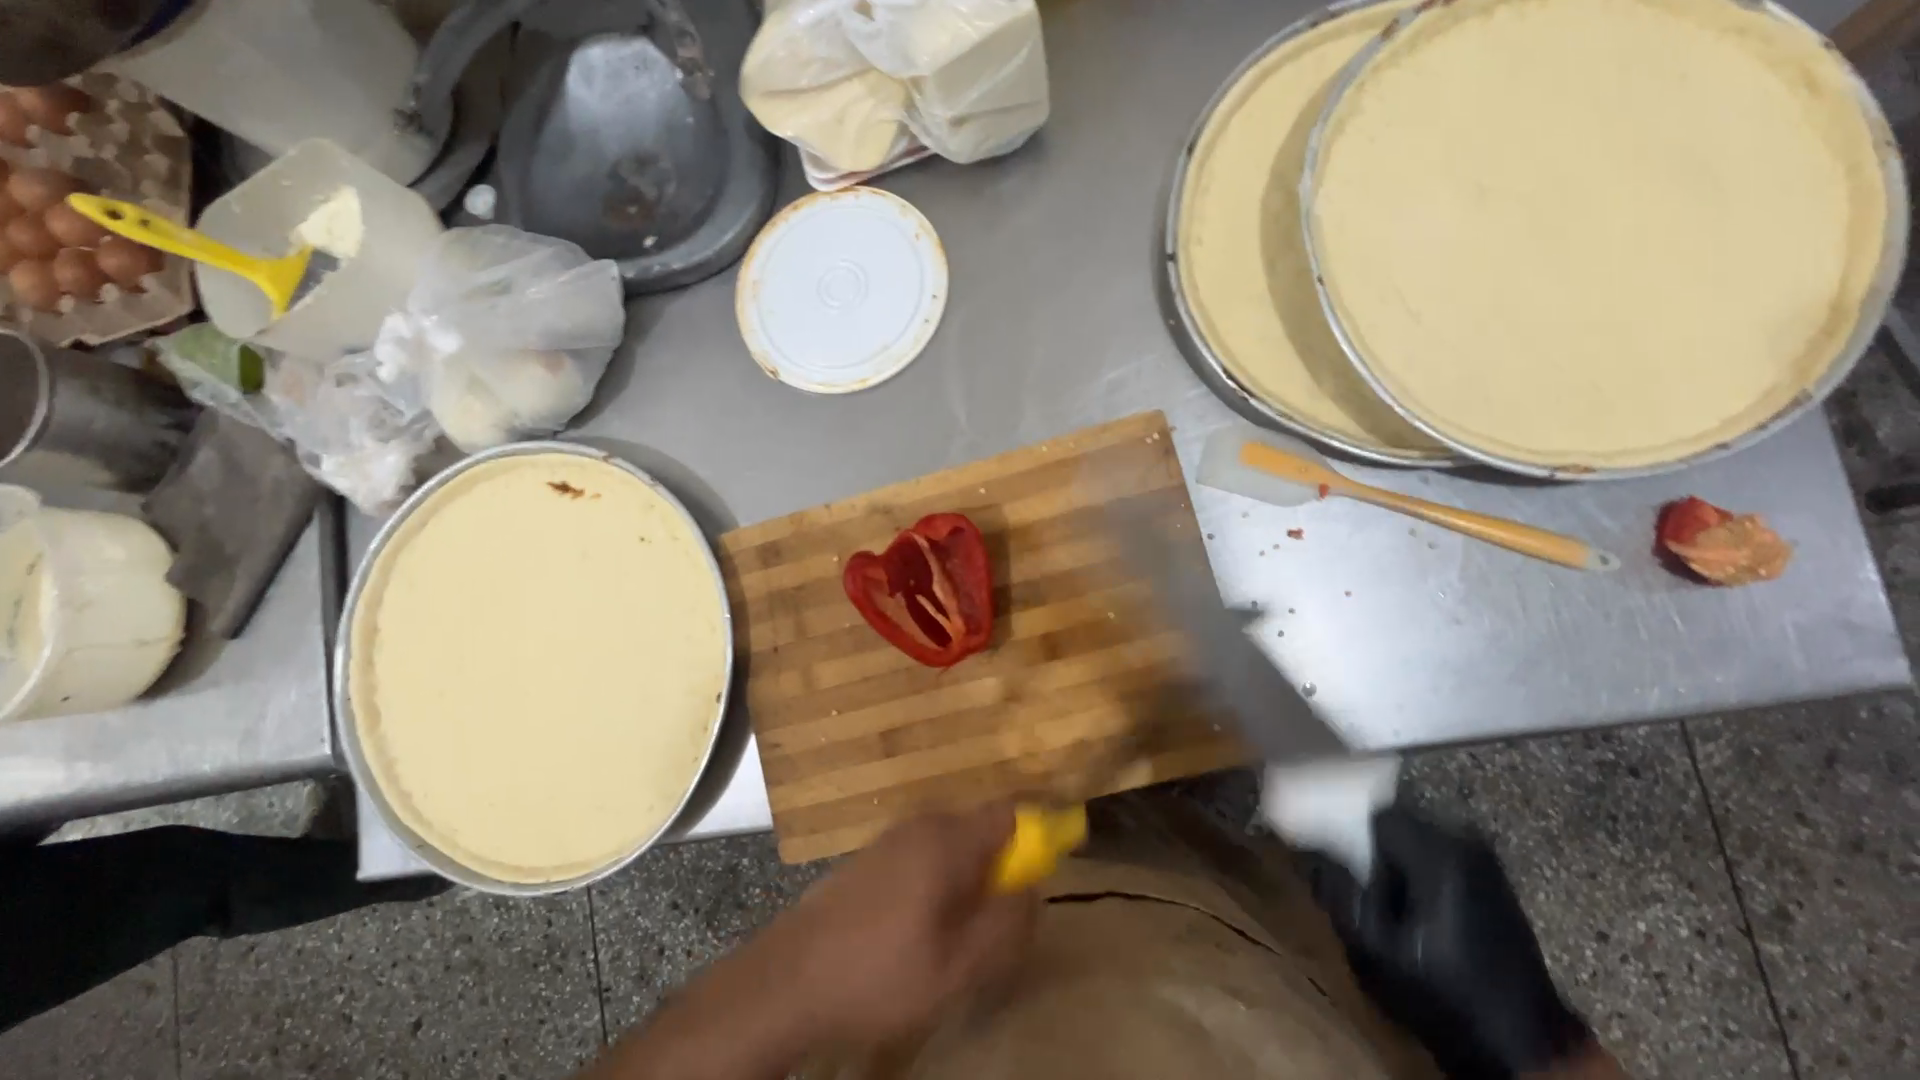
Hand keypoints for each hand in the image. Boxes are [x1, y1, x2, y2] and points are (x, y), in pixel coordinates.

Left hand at [588, 805, 1037, 1079]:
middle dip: (1000, 872)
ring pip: (952, 849)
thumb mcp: (959, 967)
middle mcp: (920, 825)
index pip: (1012, 813)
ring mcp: (889, 839)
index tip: (1040, 880)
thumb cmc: (878, 975)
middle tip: (995, 926)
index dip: (1038, 838)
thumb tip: (1036, 887)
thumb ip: (1008, 923)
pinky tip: (917, 934)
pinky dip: (936, 886)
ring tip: (954, 939)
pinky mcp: (868, 859)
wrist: (785, 983)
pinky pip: (923, 859)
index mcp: (947, 840)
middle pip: (983, 832)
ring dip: (966, 884)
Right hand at [1306, 806, 1591, 1077]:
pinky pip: (1445, 865)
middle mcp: (1467, 848)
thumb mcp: (1375, 950)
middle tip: (1363, 893)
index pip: (1379, 817)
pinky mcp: (1498, 888)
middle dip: (1375, 854)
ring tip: (1390, 910)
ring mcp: (1488, 867)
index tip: (1339, 865)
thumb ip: (1340, 894)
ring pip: (1422, 847)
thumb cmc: (1441, 994)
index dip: (1351, 837)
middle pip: (1401, 829)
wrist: (1522, 1044)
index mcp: (1438, 855)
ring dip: (1400, 869)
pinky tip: (1421, 918)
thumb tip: (1312, 857)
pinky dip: (1424, 880)